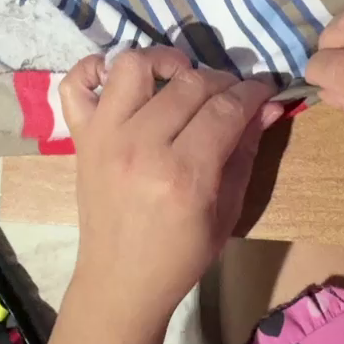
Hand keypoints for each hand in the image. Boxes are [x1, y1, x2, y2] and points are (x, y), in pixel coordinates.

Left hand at [59, 48, 281, 325]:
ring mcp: (105, 138)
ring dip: (164, 61)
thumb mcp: (228, 209)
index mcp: (184, 175)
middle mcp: (141, 147)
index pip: (226, 108)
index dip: (252, 92)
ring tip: (180, 77)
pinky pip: (75, 84)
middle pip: (189, 84)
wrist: (121, 282)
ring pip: (133, 67)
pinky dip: (93, 68)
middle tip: (230, 94)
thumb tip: (269, 105)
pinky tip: (120, 80)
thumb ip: (246, 151)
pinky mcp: (80, 137)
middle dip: (221, 80)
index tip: (264, 89)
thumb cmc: (181, 254)